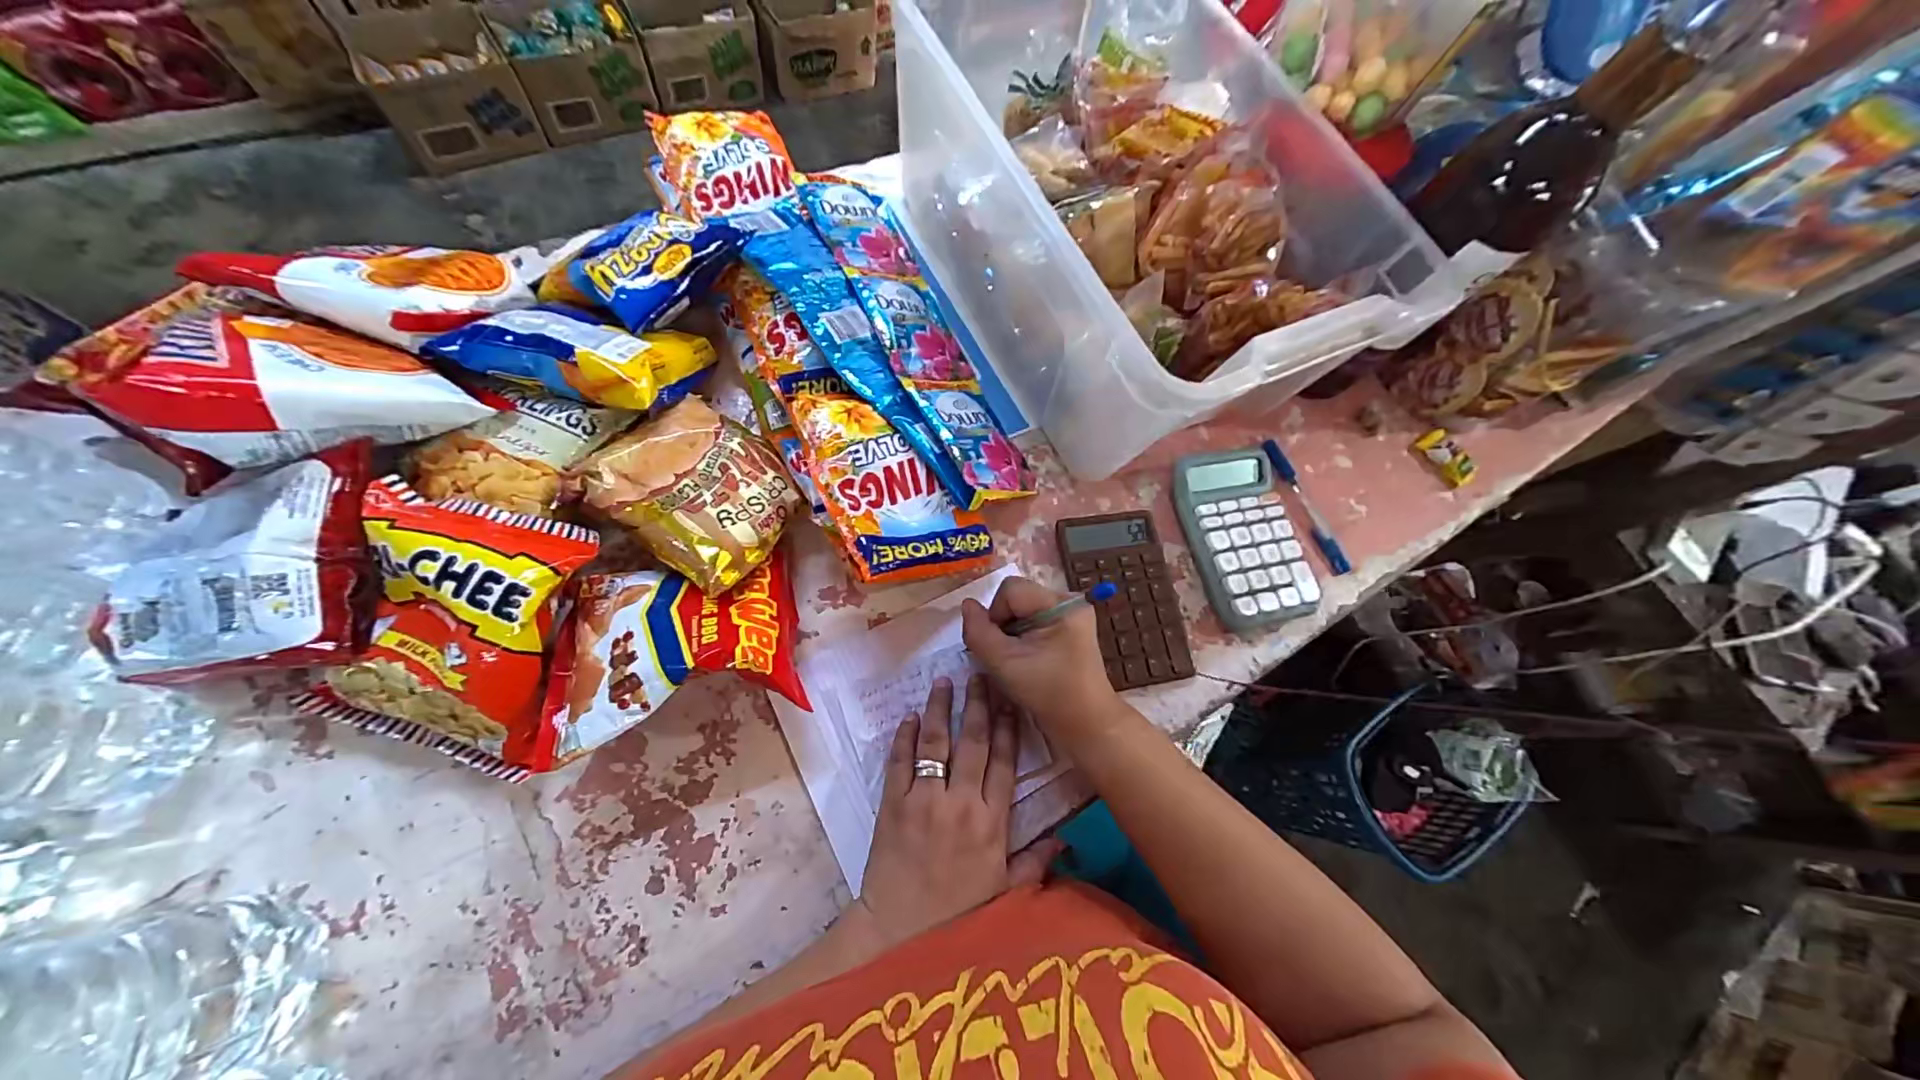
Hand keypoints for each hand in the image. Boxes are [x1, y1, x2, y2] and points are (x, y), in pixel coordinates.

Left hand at [848, 674, 1057, 950]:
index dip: (1008, 727)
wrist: (899, 932)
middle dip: (979, 705)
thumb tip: (1065, 840)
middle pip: (973, 743)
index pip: (1005, 762)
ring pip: (936, 744)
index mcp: (992, 822)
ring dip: (942, 710)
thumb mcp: (1004, 892)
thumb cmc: (957, 914)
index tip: (1010, 699)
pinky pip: (900, 762)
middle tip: (981, 675)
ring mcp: (924, 800)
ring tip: (945, 681)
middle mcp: (961, 802)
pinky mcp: (892, 804)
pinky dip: (905, 737)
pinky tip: (911, 716)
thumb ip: (1034, 863)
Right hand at [961, 577, 1119, 740]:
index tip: (998, 647)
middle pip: (1017, 598)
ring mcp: (1071, 615)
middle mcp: (1070, 602)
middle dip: (1003, 625)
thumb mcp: (1004, 663)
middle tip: (1005, 657)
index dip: (995, 615)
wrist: (1086, 724)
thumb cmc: (1047, 693)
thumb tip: (967, 605)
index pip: (1011, 590)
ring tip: (1017, 660)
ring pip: (1023, 610)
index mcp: (1061, 604)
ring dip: (1011, 633)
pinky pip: (1034, 621)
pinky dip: (1023, 638)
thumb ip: (979, 632)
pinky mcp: (1069, 629)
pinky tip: (1028, 660)